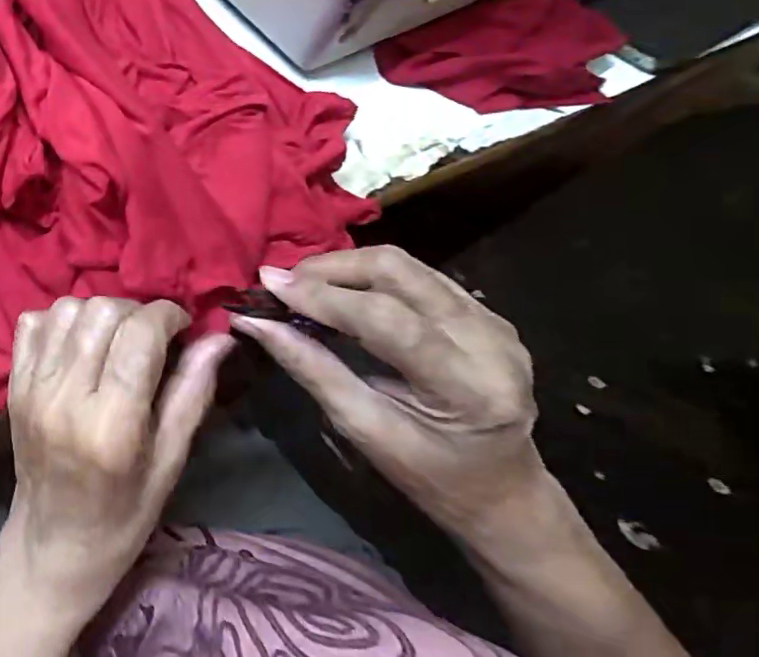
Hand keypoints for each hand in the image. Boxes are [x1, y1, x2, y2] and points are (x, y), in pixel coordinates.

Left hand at [0, 297, 232, 614]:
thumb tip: (220, 338)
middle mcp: (66, 398)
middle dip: (137, 311)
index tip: (182, 326)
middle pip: (103, 312)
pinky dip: (60, 320)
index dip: (168, 315)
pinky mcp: (13, 382)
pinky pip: (33, 321)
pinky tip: (79, 344)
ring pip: (68, 308)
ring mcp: (32, 387)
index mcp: (111, 425)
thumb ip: (193, 394)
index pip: (140, 335)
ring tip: (116, 338)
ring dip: (99, 312)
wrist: (53, 544)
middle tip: (151, 336)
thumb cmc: (123, 513)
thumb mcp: (170, 462)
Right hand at [233, 247, 543, 533]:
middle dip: (332, 269)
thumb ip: (310, 368)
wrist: (503, 494)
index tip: (269, 285)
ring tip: (307, 285)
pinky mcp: (487, 313)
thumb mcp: (363, 430)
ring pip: (406, 265)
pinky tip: (344, 292)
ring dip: (347, 267)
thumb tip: (255, 322)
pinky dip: (371, 276)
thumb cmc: (430, 477)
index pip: (386, 319)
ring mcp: (493, 322)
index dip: (323, 296)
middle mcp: (490, 343)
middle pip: (398, 272)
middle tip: (286, 284)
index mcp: (469, 387)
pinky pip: (418, 274)